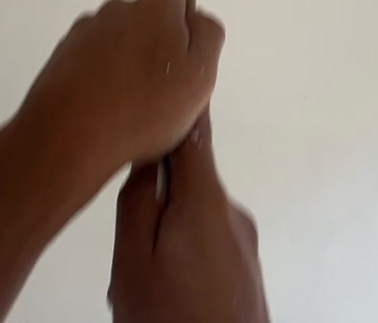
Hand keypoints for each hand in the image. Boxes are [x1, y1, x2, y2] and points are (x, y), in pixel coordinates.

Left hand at [11, 0, 223, 190]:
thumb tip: (196, 17)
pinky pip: (97, 69)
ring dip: (131, 73)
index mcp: (156, 8)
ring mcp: (87, 33)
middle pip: (150, 21)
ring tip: (134, 118)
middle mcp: (119, 10)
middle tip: (165, 98)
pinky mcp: (64, 59)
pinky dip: (106, 88)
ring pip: (122, 49)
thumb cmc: (144, 105)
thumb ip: (207, 38)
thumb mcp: (200, 78)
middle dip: (160, 49)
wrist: (66, 137)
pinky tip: (107, 120)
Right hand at [110, 116, 269, 322]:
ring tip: (148, 284)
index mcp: (206, 201)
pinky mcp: (246, 273)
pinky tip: (169, 297)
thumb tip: (144, 156)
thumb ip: (136, 200)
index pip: (193, 130)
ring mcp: (244, 246)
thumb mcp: (133, 262)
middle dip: (155, 202)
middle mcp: (232, 215)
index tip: (168, 80)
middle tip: (132, 244)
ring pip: (192, 218)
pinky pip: (206, 247)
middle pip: (186, 180)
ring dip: (167, 238)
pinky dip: (184, 261)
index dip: (177, 104)